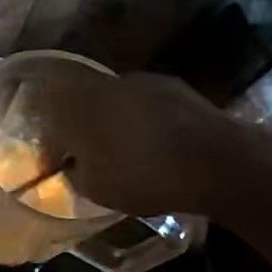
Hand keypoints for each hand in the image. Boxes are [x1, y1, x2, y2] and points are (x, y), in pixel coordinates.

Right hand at [30, 71, 271, 221]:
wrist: (219, 161)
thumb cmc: (148, 176)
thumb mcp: (100, 190)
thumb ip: (77, 175)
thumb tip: (73, 167)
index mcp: (80, 105)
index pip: (51, 119)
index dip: (53, 145)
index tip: (59, 166)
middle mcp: (106, 84)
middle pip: (83, 103)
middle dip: (83, 128)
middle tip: (91, 155)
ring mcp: (143, 81)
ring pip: (116, 101)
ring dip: (115, 122)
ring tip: (127, 150)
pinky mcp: (175, 87)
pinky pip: (146, 104)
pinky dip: (145, 120)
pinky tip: (158, 143)